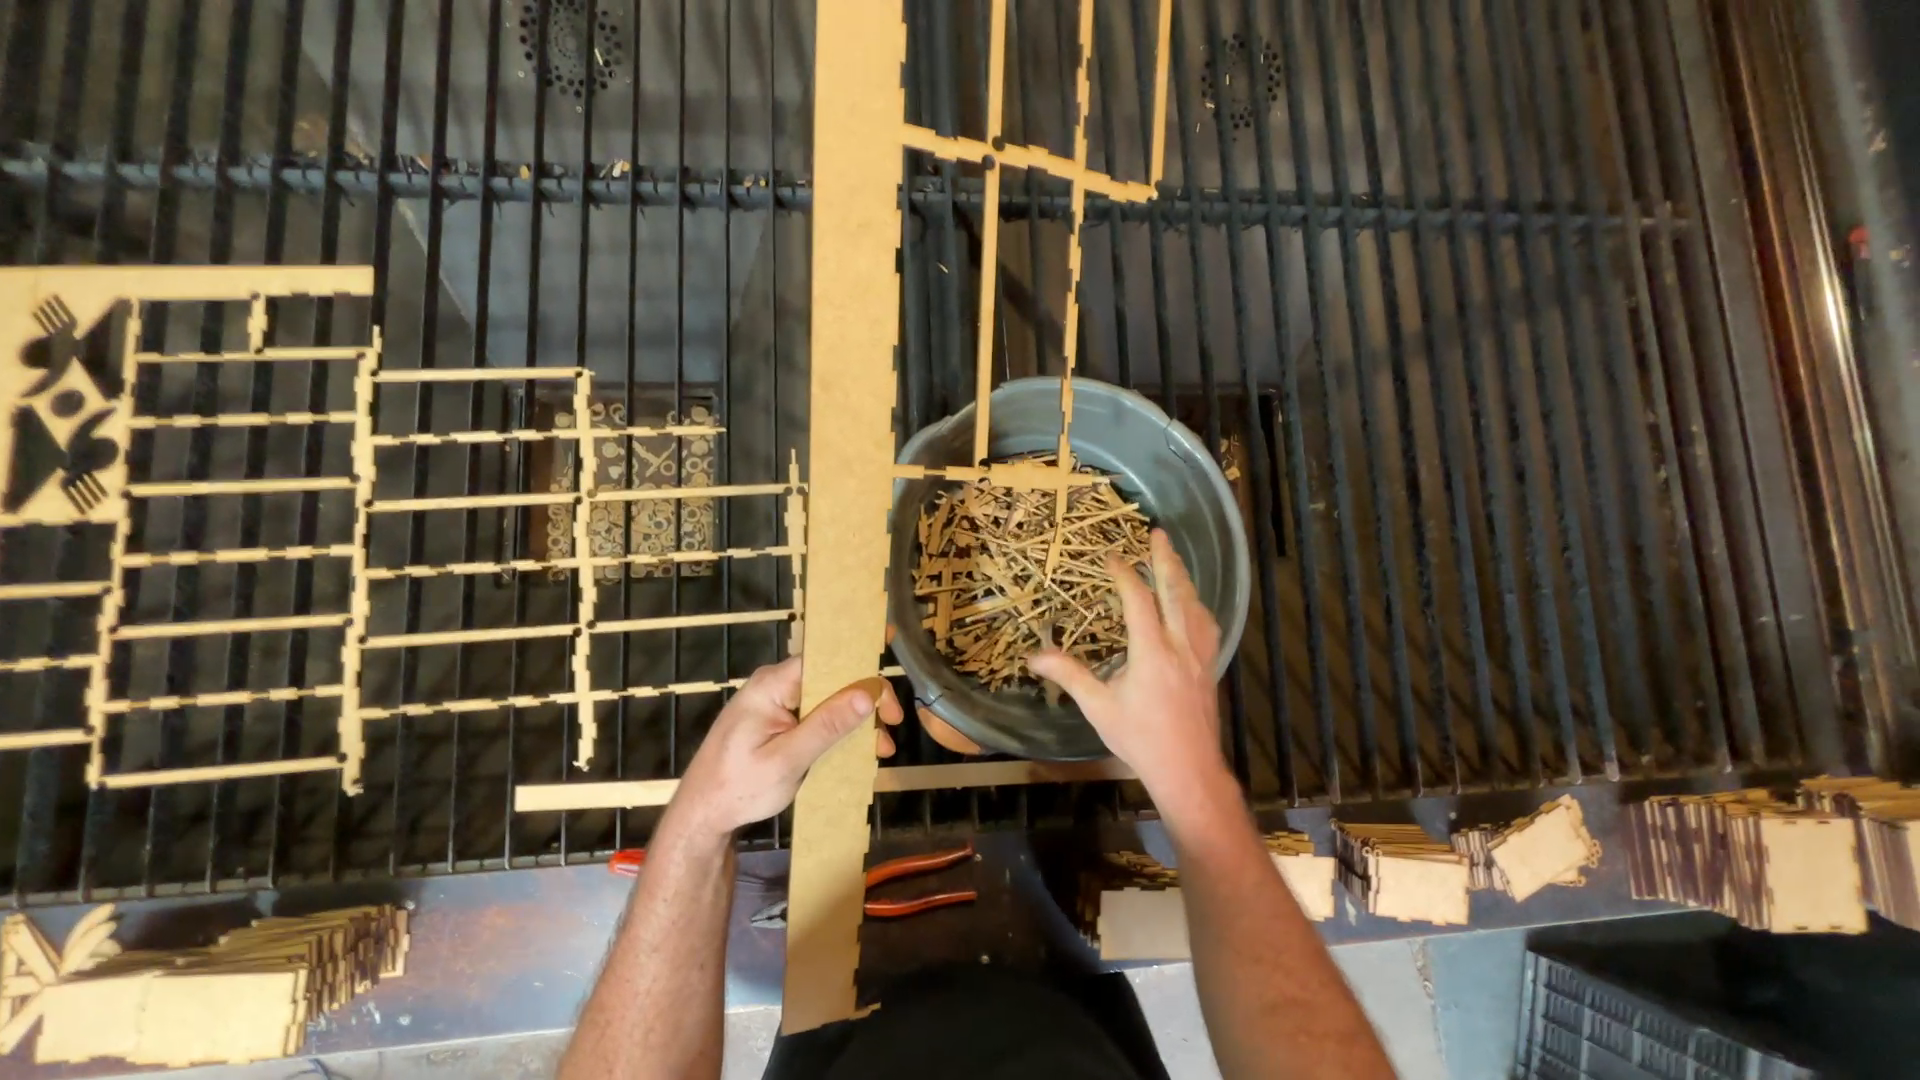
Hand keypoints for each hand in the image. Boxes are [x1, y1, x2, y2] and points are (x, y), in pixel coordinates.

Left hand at [668, 656, 904, 838]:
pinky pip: (817, 715)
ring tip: (882, 748)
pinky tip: (860, 750)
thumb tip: (866, 695)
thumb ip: (826, 726)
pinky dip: (840, 730)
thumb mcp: (786, 760)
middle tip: (892, 726)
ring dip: (857, 719)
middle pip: (832, 678)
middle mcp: (775, 685)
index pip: (826, 660)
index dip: (861, 670)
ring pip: (828, 698)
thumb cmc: (737, 788)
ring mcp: (777, 703)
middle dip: (866, 700)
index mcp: (772, 684)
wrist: (702, 816)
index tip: (889, 689)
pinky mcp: (779, 721)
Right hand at [1029, 528, 1229, 805]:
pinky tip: (1193, 606)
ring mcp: (1201, 656)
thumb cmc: (1140, 739)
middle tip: (1158, 534)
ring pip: (1195, 606)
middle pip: (1176, 592)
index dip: (1124, 574)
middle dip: (1166, 560)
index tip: (1111, 557)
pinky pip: (1208, 626)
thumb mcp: (1099, 707)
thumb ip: (1069, 675)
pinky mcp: (1210, 668)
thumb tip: (1033, 655)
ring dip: (1183, 579)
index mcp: (1152, 652)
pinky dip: (1197, 605)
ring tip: (1174, 560)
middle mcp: (1181, 646)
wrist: (1188, 769)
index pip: (1138, 600)